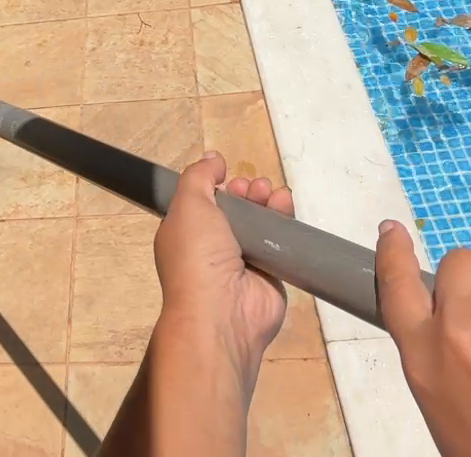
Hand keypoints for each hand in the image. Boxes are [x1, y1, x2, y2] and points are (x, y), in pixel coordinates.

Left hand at [153, 151, 294, 392]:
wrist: (222, 312)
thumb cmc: (198, 254)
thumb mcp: (188, 204)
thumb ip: (198, 176)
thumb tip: (213, 158)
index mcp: (185, 233)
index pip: (203, 202)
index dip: (216, 186)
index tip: (227, 176)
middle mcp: (211, 248)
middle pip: (233, 209)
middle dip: (245, 192)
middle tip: (254, 187)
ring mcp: (242, 262)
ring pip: (258, 222)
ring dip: (265, 201)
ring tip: (272, 193)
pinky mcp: (270, 274)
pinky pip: (279, 241)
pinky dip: (284, 220)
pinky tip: (286, 205)